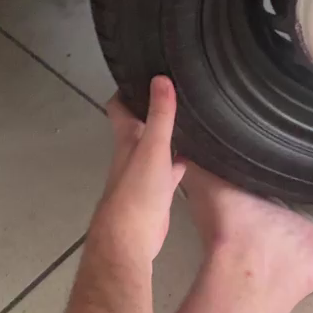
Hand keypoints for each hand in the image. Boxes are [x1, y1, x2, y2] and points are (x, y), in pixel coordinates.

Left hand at [94, 76, 187, 263]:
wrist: (130, 240)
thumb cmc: (137, 192)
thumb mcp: (152, 148)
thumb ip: (159, 115)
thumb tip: (161, 78)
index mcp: (126, 140)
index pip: (119, 107)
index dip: (126, 89)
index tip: (141, 71)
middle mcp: (132, 154)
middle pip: (140, 125)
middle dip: (152, 108)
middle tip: (175, 90)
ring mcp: (144, 174)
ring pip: (156, 147)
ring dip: (168, 134)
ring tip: (190, 118)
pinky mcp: (156, 193)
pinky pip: (169, 170)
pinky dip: (179, 161)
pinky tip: (194, 157)